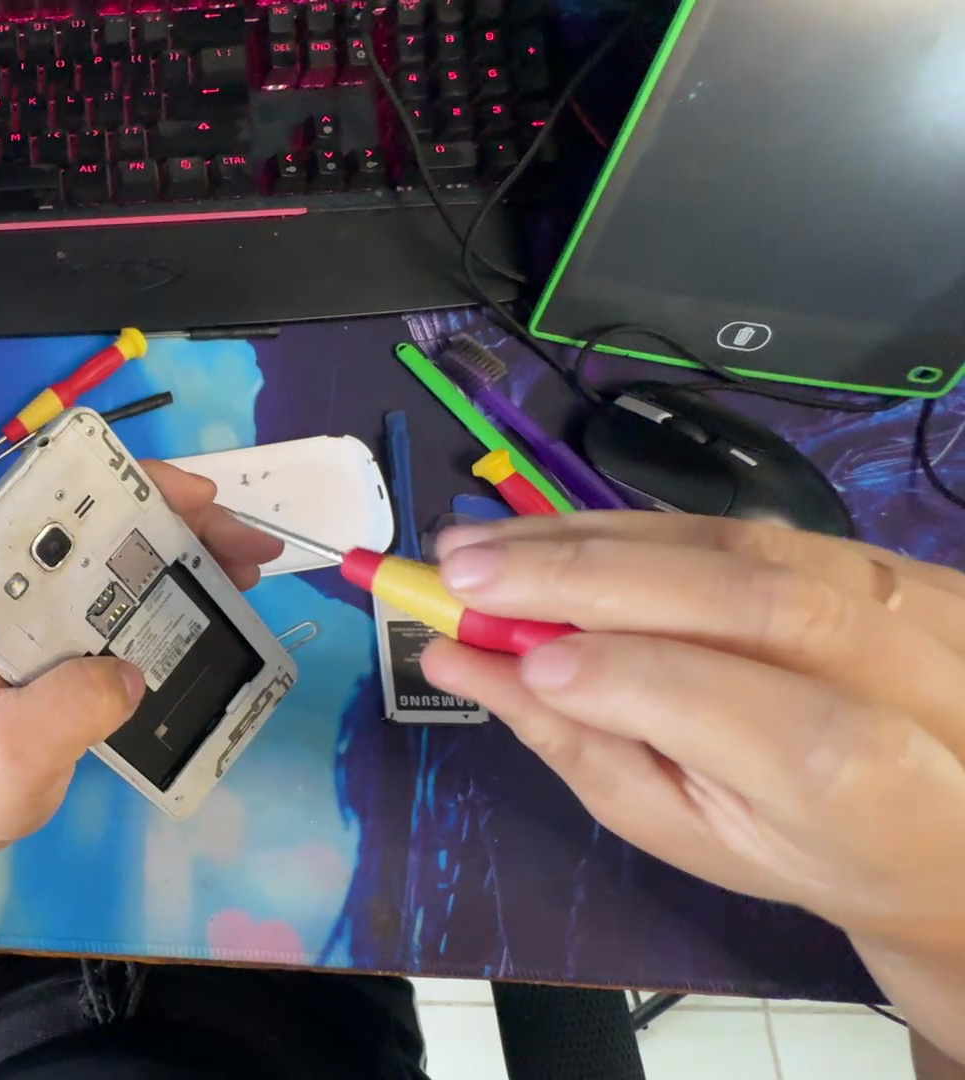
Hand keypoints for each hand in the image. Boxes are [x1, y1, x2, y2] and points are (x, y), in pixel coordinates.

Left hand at [0, 461, 284, 844]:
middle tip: (251, 547)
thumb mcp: (20, 739)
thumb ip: (70, 706)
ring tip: (250, 569)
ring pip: (140, 570)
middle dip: (189, 525)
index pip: (72, 517)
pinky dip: (190, 601)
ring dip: (197, 557)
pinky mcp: (92, 658)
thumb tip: (133, 673)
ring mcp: (72, 627)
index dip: (135, 492)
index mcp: (18, 598)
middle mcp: (47, 600)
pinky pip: (147, 615)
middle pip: (119, 535)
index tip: (198, 500)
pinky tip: (224, 608)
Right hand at [418, 512, 964, 957]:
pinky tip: (534, 537)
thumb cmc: (773, 837)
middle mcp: (935, 690)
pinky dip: (611, 526)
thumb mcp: (660, 817)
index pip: (788, 730)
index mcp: (889, 806)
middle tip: (459, 573)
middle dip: (584, 581)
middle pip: (761, 605)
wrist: (930, 809)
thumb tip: (448, 657)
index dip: (646, 684)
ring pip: (737, 546)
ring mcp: (925, 607)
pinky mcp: (885, 559)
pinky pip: (729, 526)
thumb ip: (561, 735)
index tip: (519, 664)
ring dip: (579, 540)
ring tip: (472, 548)